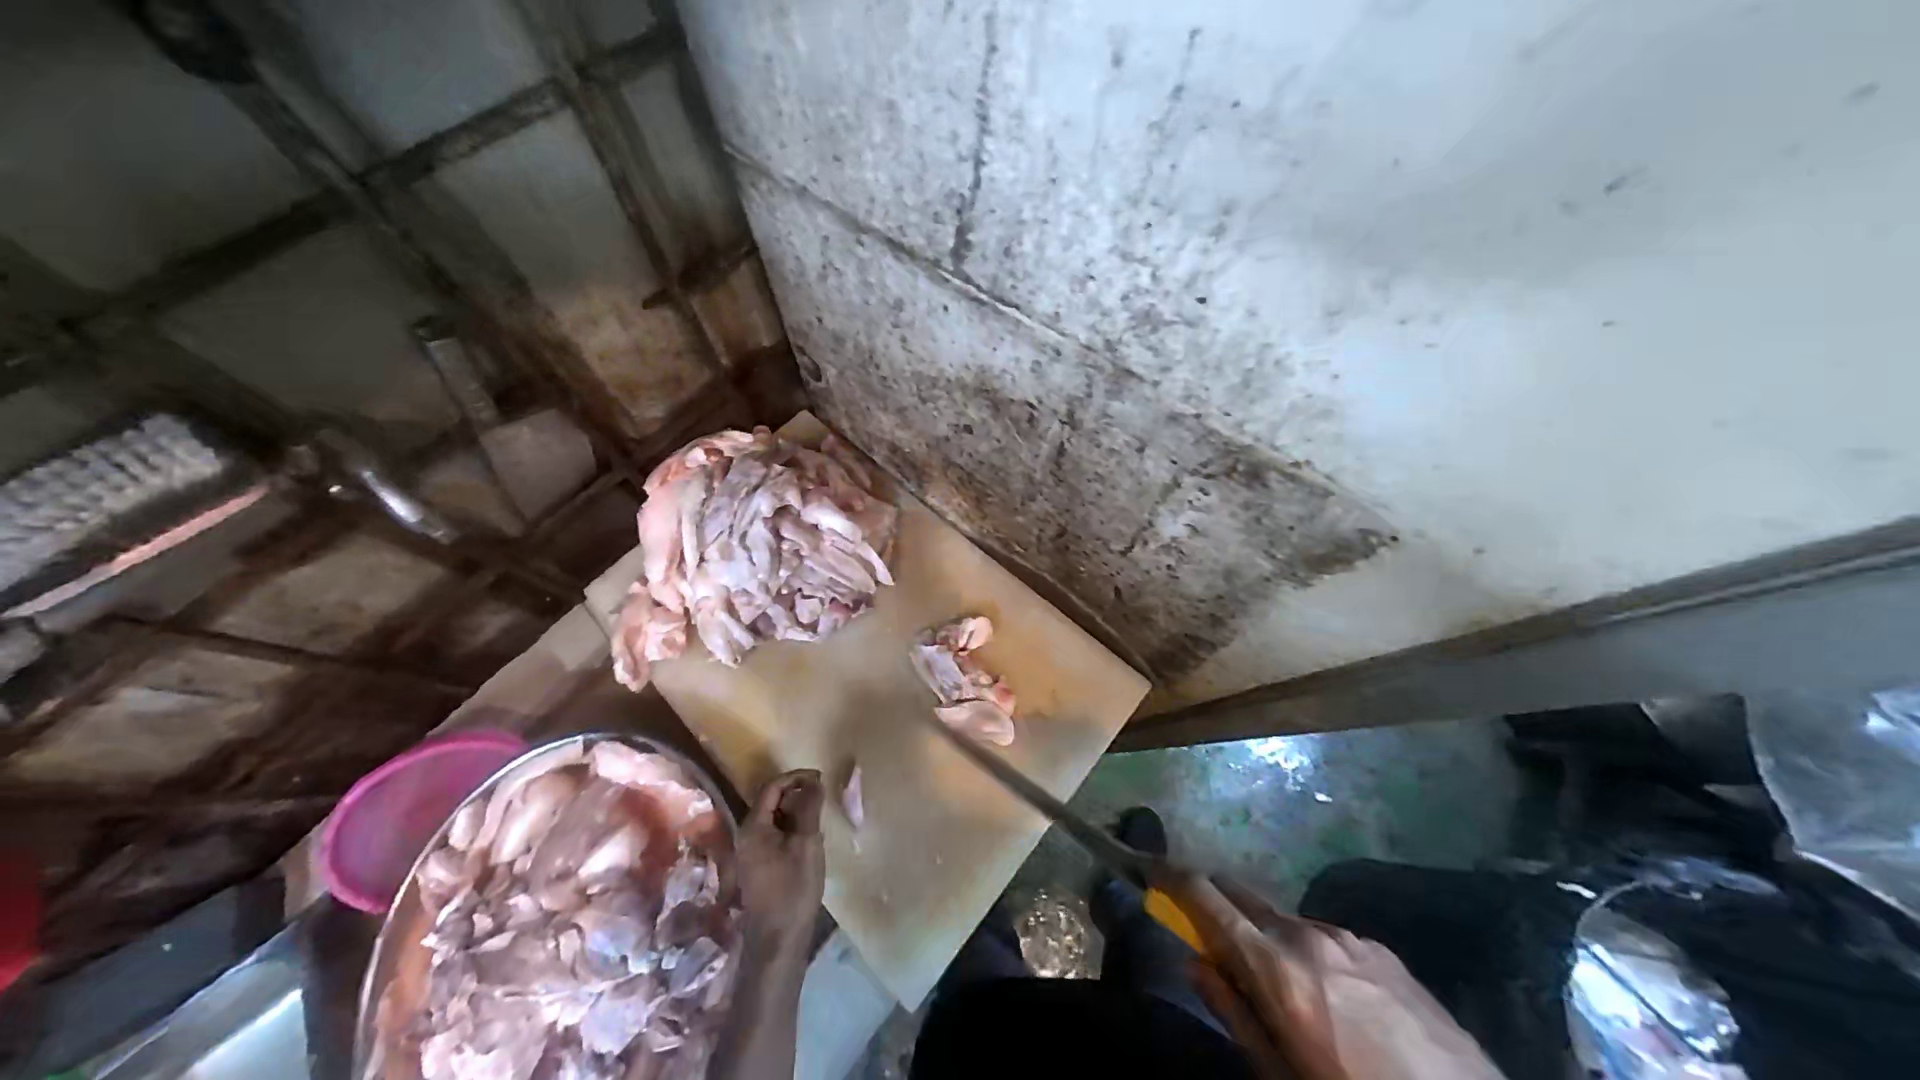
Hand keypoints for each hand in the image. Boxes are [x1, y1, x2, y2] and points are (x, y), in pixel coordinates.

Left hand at [737, 769, 825, 950]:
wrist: (778, 938)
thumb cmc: (793, 889)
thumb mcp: (807, 844)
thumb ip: (809, 809)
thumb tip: (814, 782)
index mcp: (753, 827)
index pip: (771, 787)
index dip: (796, 777)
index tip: (820, 778)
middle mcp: (745, 836)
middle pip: (770, 801)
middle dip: (796, 793)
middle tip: (822, 796)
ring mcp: (749, 852)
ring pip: (772, 819)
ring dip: (794, 810)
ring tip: (818, 815)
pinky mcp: (757, 865)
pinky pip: (773, 834)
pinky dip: (790, 827)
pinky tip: (807, 837)